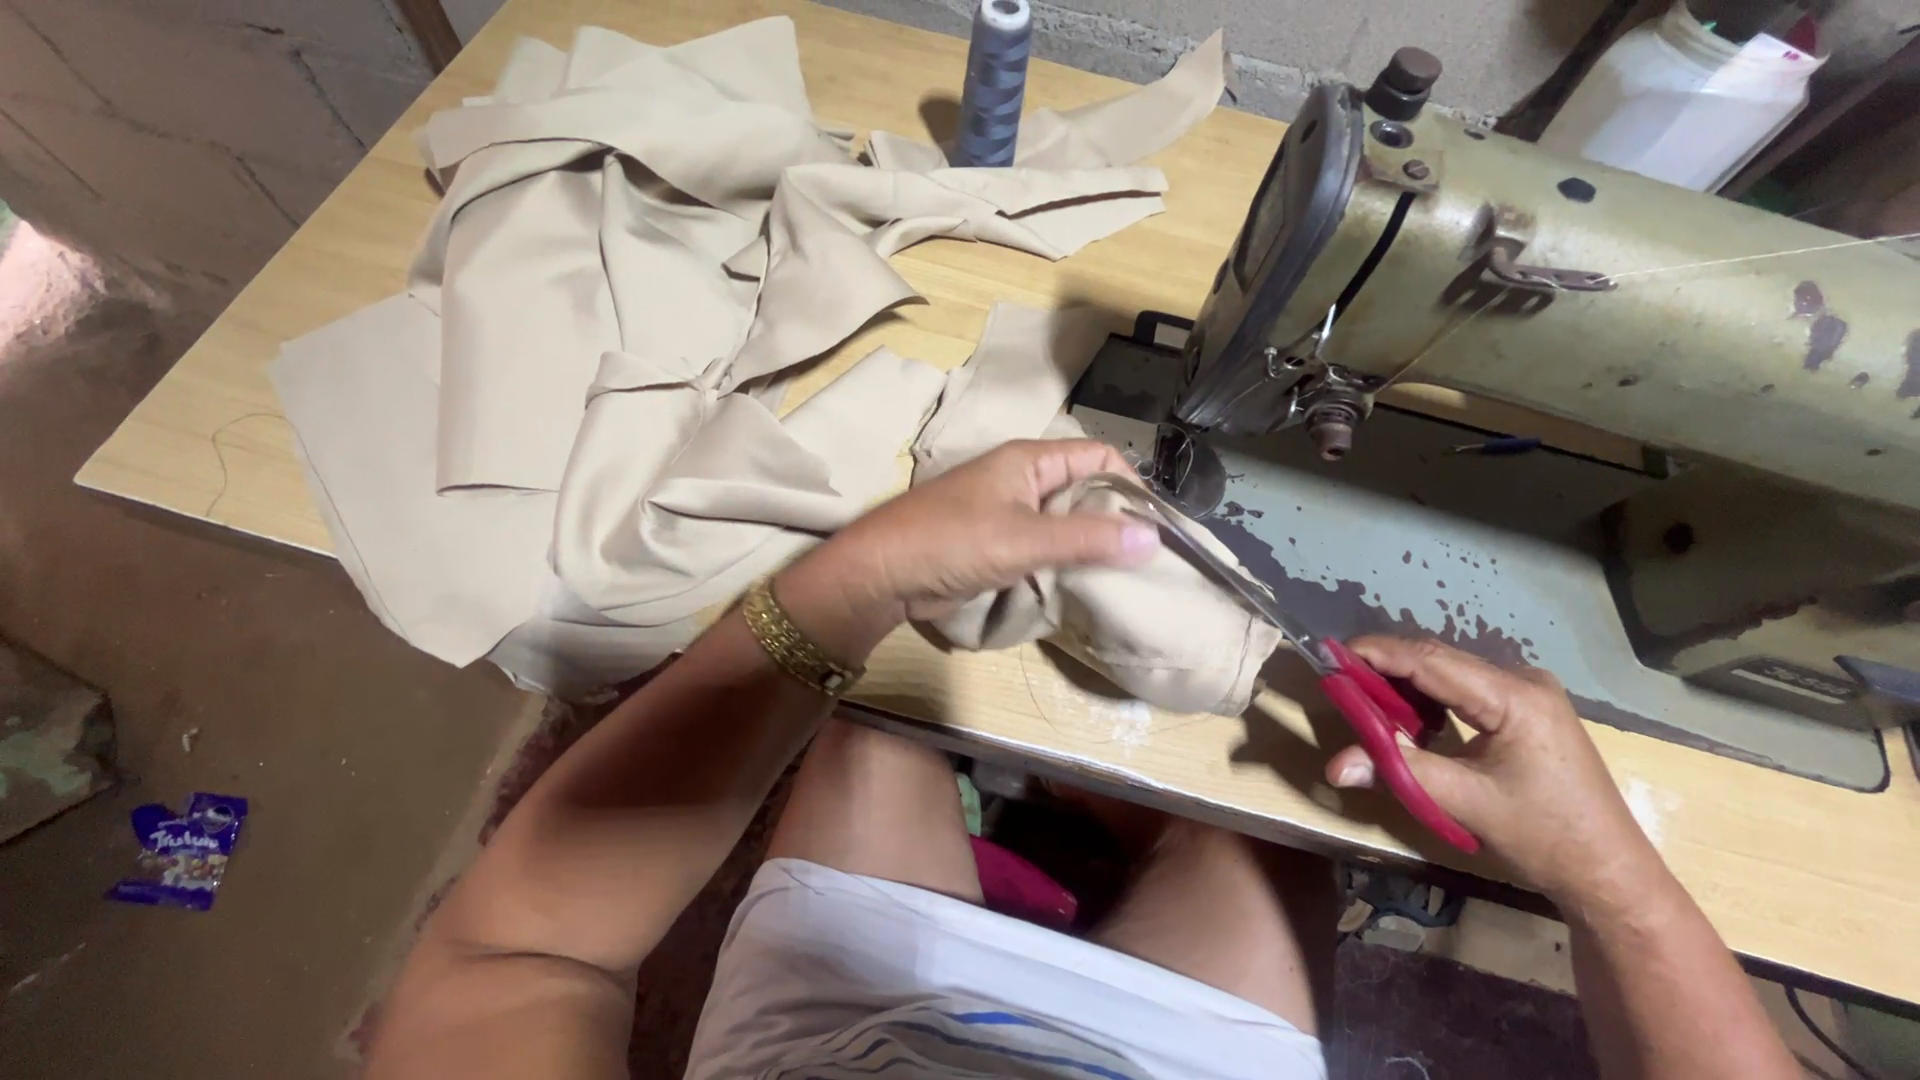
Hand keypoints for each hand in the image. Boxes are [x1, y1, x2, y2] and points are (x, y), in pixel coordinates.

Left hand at [773, 440, 1160, 661]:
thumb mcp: (1025, 538)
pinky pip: (1042, 546)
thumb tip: (1154, 538)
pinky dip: (1062, 561)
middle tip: (1143, 559)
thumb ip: (1088, 539)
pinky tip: (1080, 584)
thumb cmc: (952, 542)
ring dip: (1088, 545)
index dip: (1129, 485)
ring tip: (1121, 576)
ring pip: (1064, 522)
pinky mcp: (996, 545)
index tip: (1154, 527)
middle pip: (1084, 490)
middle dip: (1112, 520)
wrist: (883, 574)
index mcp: (1029, 460)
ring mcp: (1007, 512)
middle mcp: (1022, 479)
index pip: (1098, 457)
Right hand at [1324, 636, 1660, 904]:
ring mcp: (1528, 693)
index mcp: (1515, 698)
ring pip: (1449, 672)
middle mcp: (1523, 682)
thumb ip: (1398, 770)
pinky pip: (1463, 688)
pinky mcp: (1525, 709)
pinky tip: (1405, 717)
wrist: (1609, 873)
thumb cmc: (1544, 836)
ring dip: (1404, 683)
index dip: (1378, 654)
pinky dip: (1427, 696)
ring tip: (1362, 699)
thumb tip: (1334, 766)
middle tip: (1337, 679)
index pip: (1431, 661)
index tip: (1330, 655)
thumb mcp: (1464, 802)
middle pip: (1438, 660)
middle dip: (1385, 667)